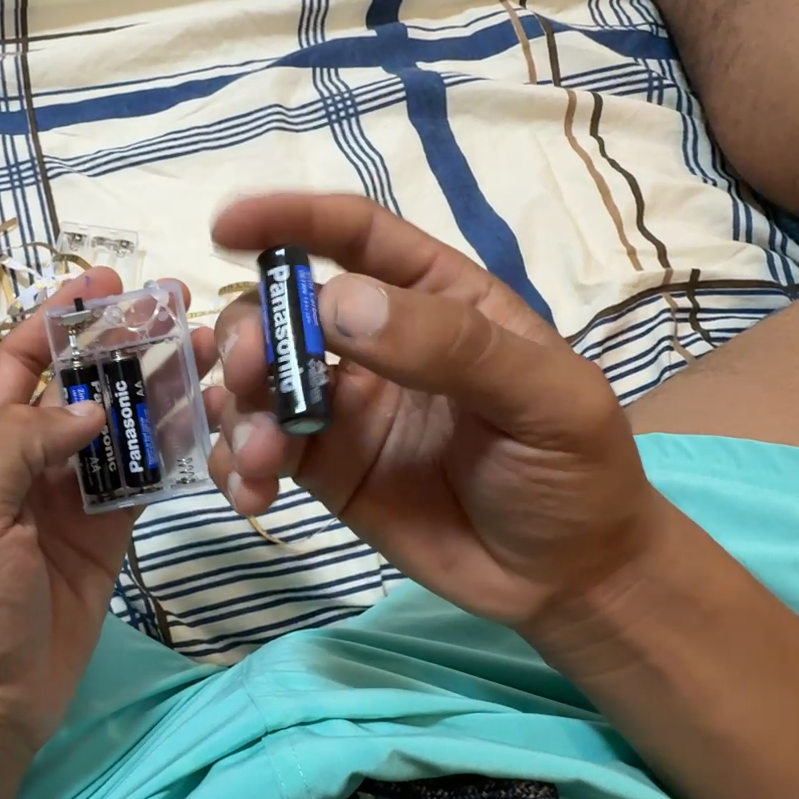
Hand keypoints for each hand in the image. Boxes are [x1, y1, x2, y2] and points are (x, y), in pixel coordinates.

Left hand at [0, 270, 213, 753]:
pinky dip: (171, 448)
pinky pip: (143, 478)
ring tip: (205, 353)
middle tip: (173, 308)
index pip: (18, 364)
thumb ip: (18, 446)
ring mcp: (73, 496)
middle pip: (80, 385)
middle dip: (120, 344)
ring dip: (156, 389)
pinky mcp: (109, 532)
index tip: (100, 285)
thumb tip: (89, 407)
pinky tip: (205, 418)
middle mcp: (30, 461)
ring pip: (120, 427)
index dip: (55, 319)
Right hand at [207, 194, 662, 632]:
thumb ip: (450, 345)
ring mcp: (340, 409)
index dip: (289, 221)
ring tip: (258, 460)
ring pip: (257, 386)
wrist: (562, 578)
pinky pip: (256, 453)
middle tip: (248, 375)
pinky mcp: (320, 468)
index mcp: (433, 300)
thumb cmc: (574, 470)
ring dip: (238, 411)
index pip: (355, 238)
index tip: (225, 227)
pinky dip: (236, 466)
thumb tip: (336, 303)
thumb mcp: (545, 398)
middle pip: (284, 314)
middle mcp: (373, 346)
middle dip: (250, 334)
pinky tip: (251, 492)